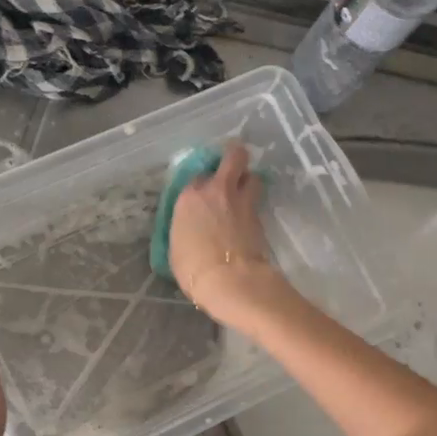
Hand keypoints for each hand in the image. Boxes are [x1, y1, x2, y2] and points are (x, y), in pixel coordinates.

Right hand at [170, 143, 295, 327]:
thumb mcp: (177, 245)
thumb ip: (186, 226)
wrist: (229, 279)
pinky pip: (257, 200)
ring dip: (250, 180)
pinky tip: (248, 216)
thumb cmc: (193, 267)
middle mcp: (216, 190)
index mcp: (190, 196)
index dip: (202, 182)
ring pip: (253, 175)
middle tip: (234, 167)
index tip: (203, 191)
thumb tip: (194, 225)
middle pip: (233, 156)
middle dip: (235, 156)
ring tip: (245, 192)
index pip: (197, 175)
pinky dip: (254, 203)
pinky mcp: (259, 215)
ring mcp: (241, 201)